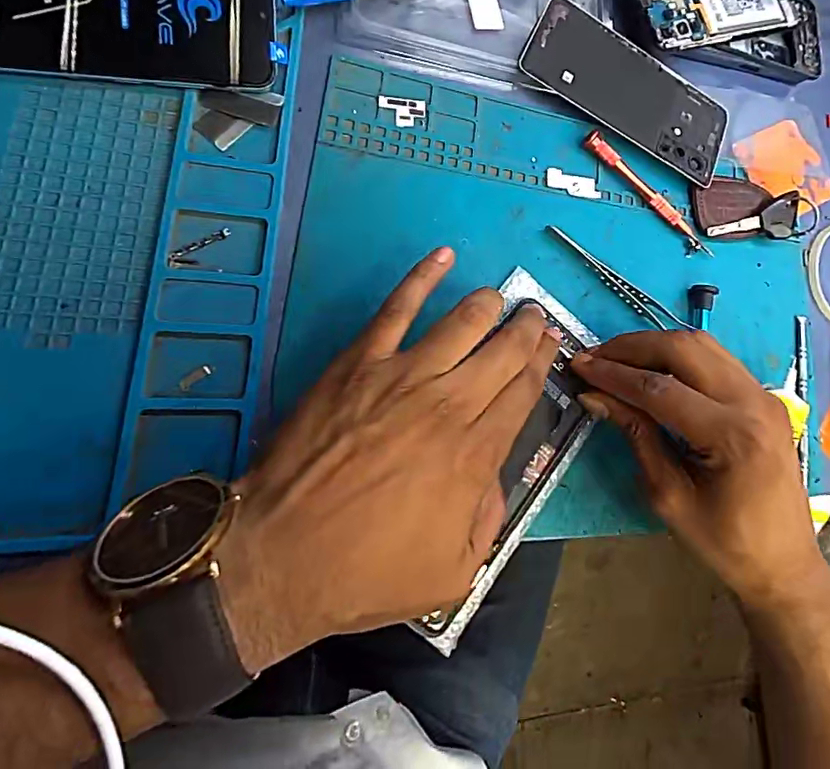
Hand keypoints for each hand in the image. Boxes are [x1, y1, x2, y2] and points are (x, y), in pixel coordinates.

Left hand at [212, 247, 559, 671]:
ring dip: (488, 305)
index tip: (550, 347)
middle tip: (535, 316)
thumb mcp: (452, 572)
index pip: (522, 393)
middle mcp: (448, 405)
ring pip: (462, 322)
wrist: (278, 558)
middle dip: (526, 329)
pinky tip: (443, 256)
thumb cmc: (366, 573)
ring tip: (499, 298)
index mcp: (474, 455)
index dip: (541, 364)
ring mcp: (402, 376)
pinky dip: (422, 277)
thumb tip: (497, 473)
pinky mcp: (359, 361)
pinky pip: (398, 307)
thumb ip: (488, 518)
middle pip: (502, 352)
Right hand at [571, 331, 829, 612]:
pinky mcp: (765, 396)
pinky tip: (652, 368)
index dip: (614, 375)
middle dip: (632, 348)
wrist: (785, 565)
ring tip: (617, 359)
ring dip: (654, 345)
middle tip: (595, 358)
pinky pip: (716, 358)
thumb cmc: (726, 544)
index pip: (660, 389)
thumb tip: (596, 395)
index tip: (580, 367)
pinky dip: (678, 355)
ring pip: (701, 344)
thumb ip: (636, 436)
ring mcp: (764, 395)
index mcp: (732, 436)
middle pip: (683, 349)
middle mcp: (754, 403)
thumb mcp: (669, 497)